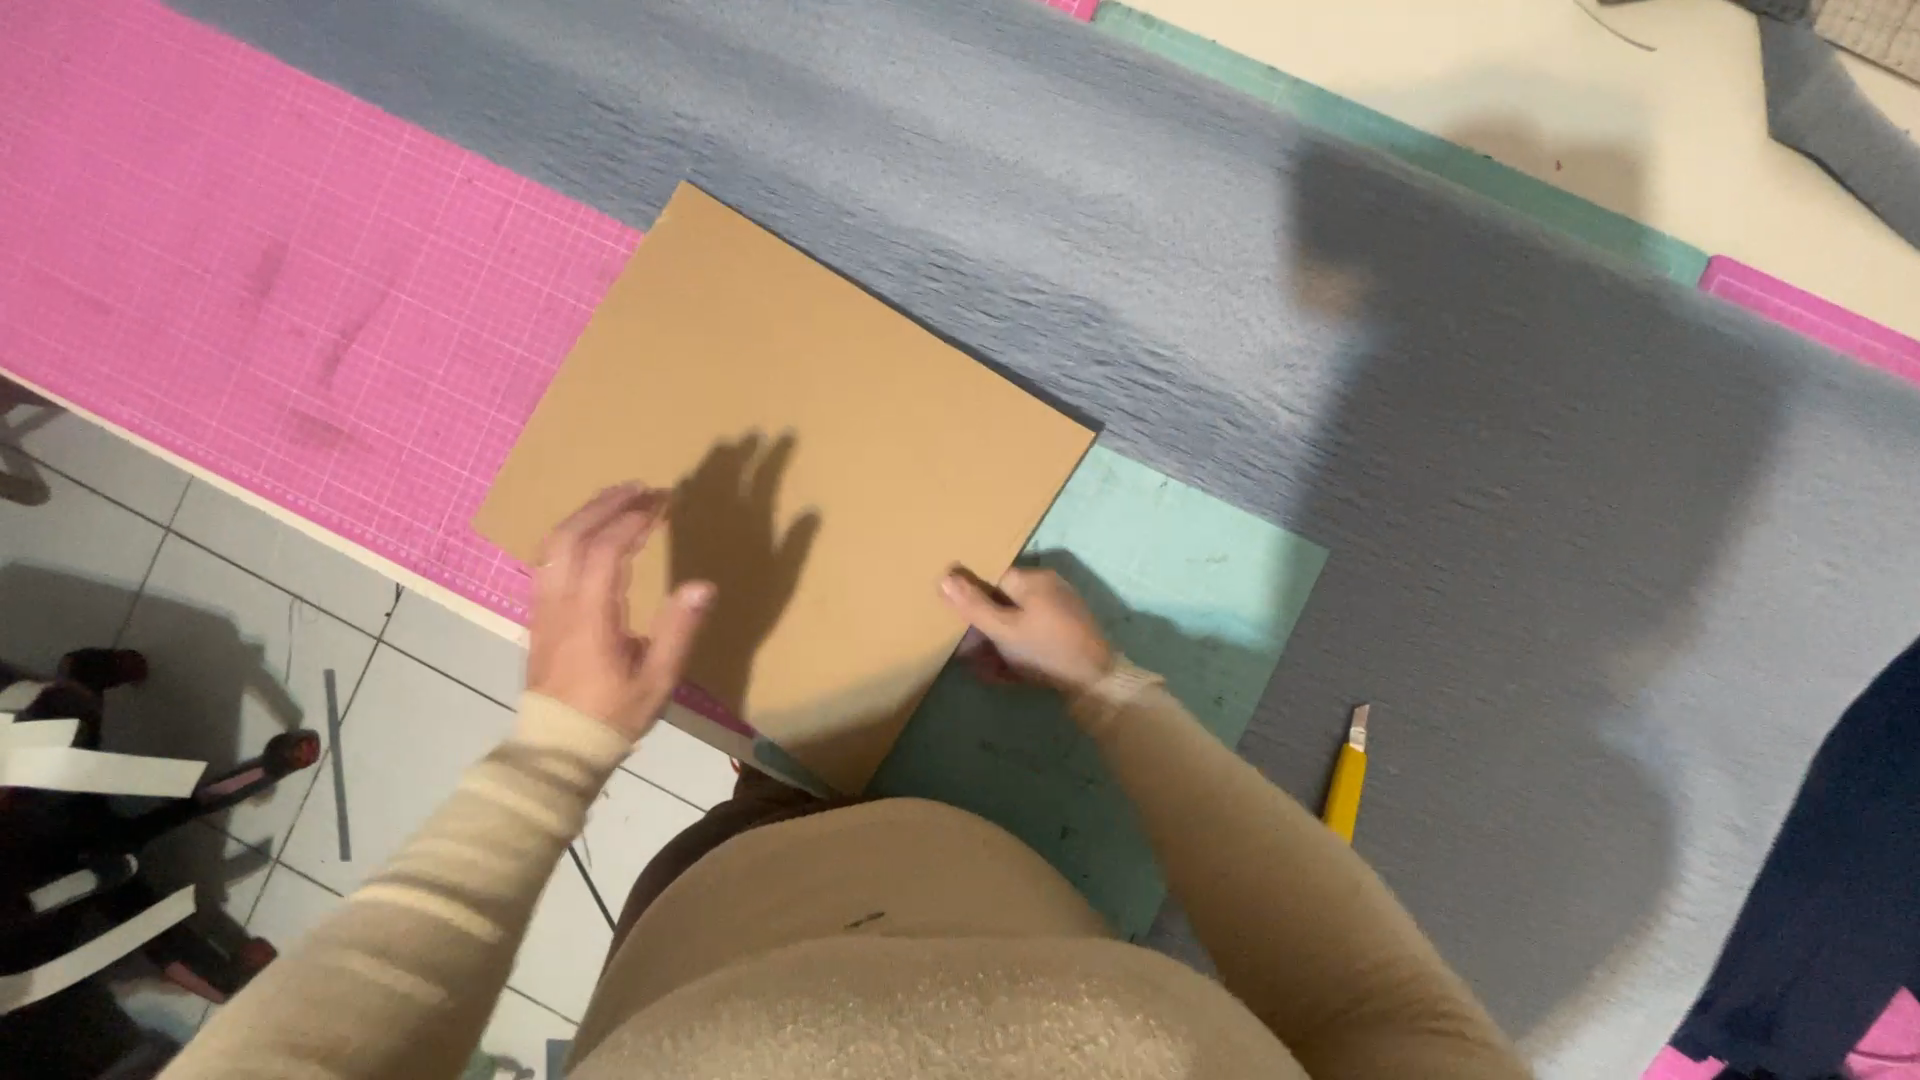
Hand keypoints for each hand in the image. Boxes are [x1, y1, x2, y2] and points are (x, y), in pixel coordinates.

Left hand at [528, 484, 714, 739]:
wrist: (558, 746)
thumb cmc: (614, 713)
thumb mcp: (659, 678)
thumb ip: (679, 630)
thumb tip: (702, 585)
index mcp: (591, 617)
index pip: (605, 552)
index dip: (632, 521)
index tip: (661, 505)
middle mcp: (559, 603)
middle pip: (571, 536)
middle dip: (606, 505)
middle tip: (641, 489)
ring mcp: (542, 607)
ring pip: (552, 545)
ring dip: (584, 515)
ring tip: (617, 500)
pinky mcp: (537, 614)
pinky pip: (547, 560)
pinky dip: (570, 534)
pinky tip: (590, 534)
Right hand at [939, 567, 1114, 694]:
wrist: (1097, 684)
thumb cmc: (1046, 649)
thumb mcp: (1004, 629)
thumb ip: (973, 605)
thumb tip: (945, 577)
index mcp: (1034, 580)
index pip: (992, 576)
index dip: (970, 594)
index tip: (954, 616)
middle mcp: (1047, 590)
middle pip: (1003, 602)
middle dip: (982, 627)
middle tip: (963, 649)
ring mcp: (1058, 614)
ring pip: (1015, 624)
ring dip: (994, 645)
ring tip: (976, 666)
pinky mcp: (1064, 636)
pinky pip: (1030, 638)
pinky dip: (1014, 653)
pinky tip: (998, 674)